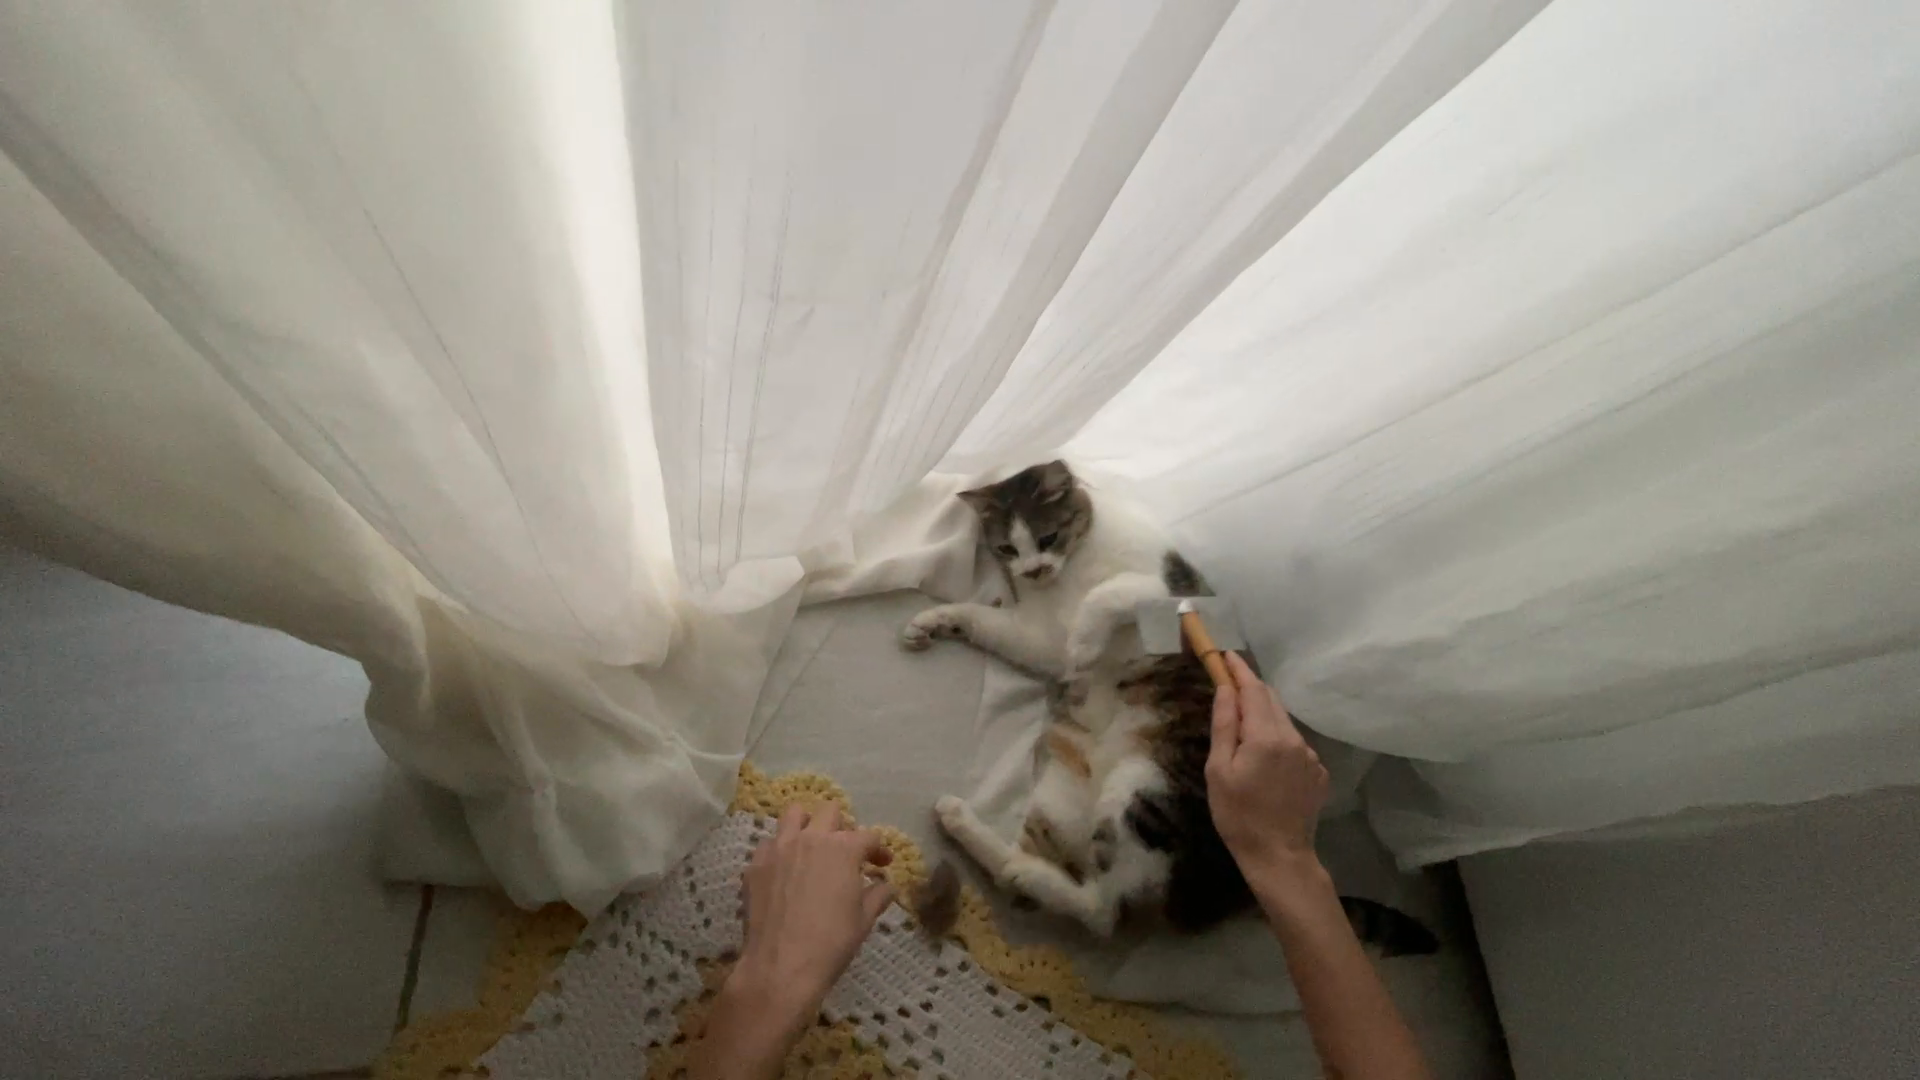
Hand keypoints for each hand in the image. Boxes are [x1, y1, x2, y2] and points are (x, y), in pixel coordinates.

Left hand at [690, 804, 893, 1078]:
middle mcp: (811, 838)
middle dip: (842, 827)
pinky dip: (779, 850)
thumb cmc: (830, 943)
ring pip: (793, 814)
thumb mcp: (864, 921)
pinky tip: (783, 871)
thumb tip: (886, 885)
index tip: (882, 863)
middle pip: (830, 812)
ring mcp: (780, 848)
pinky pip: (768, 843)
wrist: (780, 968)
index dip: (879, 849)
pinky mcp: (756, 865)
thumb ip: (878, 895)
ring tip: (810, 845)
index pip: (868, 837)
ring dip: (806, 824)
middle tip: (844, 851)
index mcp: (843, 849)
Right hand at [1205, 652, 1330, 885]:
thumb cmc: (1238, 814)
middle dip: (1250, 689)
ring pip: (1283, 721)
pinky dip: (1277, 738)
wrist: (1279, 857)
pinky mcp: (1319, 772)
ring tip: (1242, 726)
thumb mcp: (1219, 769)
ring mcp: (1311, 756)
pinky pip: (1294, 743)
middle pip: (1271, 700)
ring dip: (1263, 714)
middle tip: (1228, 684)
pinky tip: (1264, 759)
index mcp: (1266, 737)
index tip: (1225, 655)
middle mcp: (1294, 739)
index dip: (1239, 670)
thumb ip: (1224, 726)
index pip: (1253, 690)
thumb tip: (1225, 690)